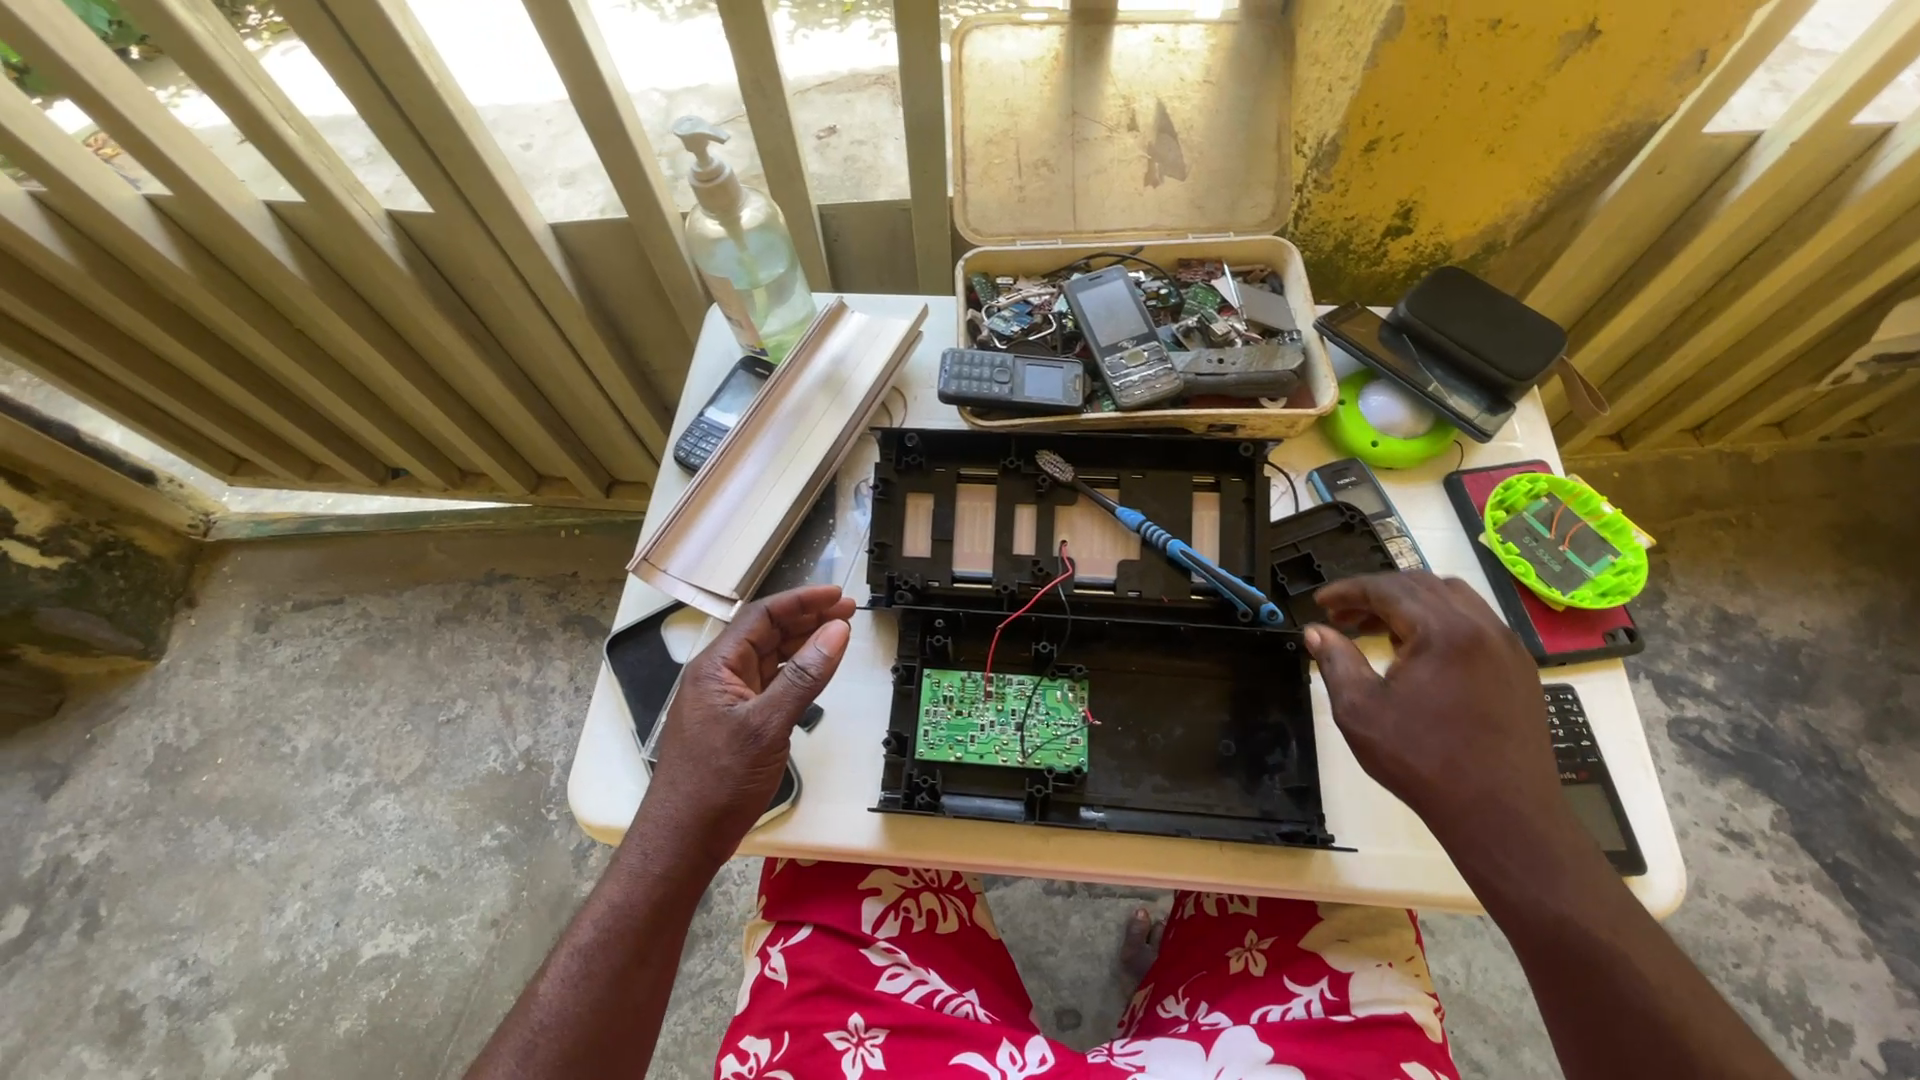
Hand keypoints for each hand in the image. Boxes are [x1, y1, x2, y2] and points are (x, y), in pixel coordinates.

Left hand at [640, 585, 856, 864]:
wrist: (685, 838)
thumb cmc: (718, 781)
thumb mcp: (767, 724)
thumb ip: (804, 676)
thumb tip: (837, 631)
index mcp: (716, 666)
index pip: (762, 616)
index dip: (802, 601)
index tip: (838, 595)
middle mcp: (720, 675)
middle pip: (767, 633)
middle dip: (807, 618)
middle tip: (849, 610)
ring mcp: (728, 699)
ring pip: (771, 658)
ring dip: (804, 643)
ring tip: (840, 633)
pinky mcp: (738, 722)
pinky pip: (771, 684)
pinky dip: (797, 673)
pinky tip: (818, 670)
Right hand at [1302, 572, 1564, 836]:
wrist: (1502, 812)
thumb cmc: (1423, 761)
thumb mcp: (1361, 711)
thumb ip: (1336, 662)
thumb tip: (1316, 632)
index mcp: (1444, 631)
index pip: (1388, 589)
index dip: (1348, 591)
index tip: (1321, 603)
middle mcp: (1482, 627)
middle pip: (1422, 585)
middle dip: (1377, 594)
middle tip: (1343, 616)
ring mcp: (1508, 647)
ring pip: (1454, 599)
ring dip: (1411, 604)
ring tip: (1380, 631)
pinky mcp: (1520, 669)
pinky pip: (1476, 625)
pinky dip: (1440, 623)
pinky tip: (1420, 656)